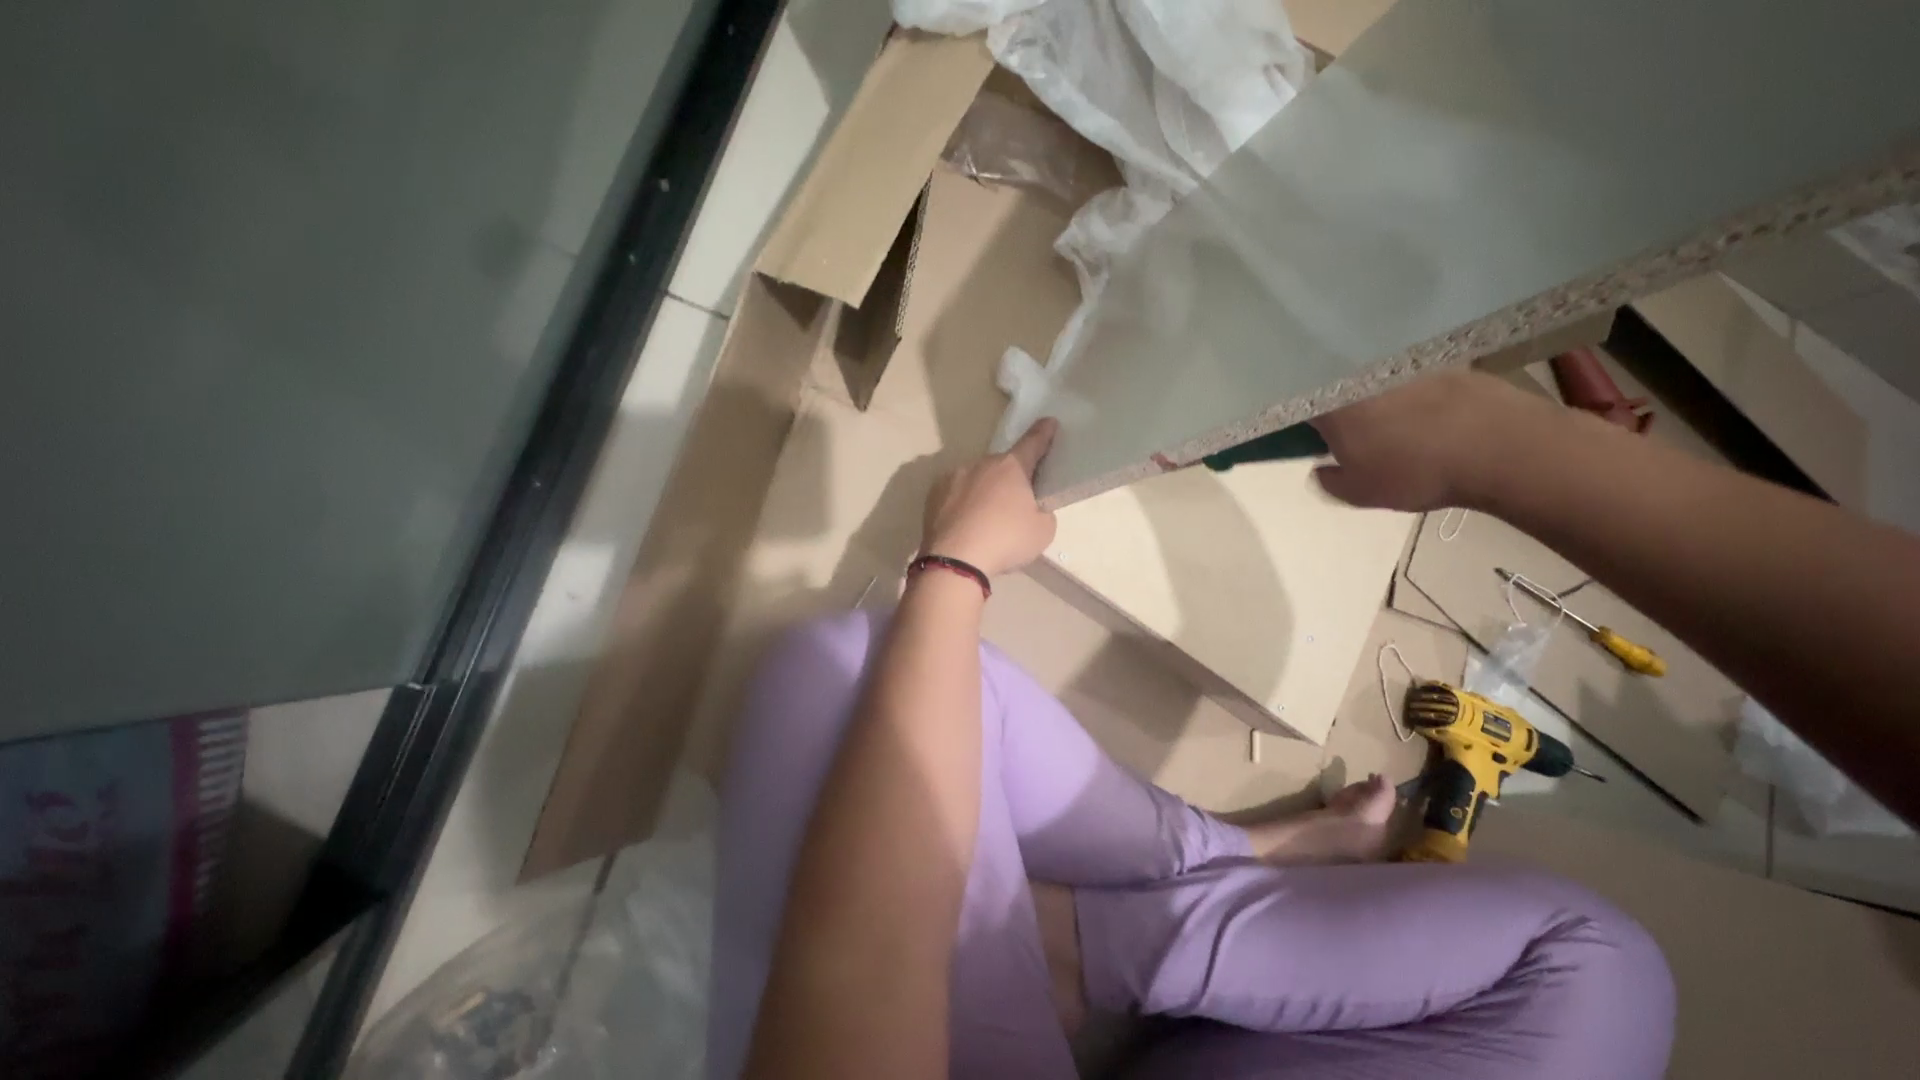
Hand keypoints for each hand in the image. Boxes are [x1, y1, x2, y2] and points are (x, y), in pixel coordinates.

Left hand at [921, 419, 1058, 576]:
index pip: (1033, 443)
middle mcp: (981, 463)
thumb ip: (1042, 511)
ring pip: (976, 479)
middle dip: (1009, 479)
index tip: (1049, 423)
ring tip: (984, 521)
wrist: (955, 560)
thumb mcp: (1043, 530)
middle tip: (1013, 505)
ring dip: (983, 491)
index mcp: (1012, 467)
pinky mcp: (933, 494)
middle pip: (1002, 466)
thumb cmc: (1006, 541)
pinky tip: (964, 524)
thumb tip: (1030, 507)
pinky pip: (955, 493)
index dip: (1044, 433)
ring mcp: (954, 476)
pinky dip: (962, 503)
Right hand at [1310, 370, 1552, 512]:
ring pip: (1372, 374)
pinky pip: (1409, 372)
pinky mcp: (1442, 360)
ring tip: (1389, 420)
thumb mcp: (1361, 492)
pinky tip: (1425, 411)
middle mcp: (1362, 372)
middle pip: (1334, 380)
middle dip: (1332, 398)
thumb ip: (1331, 481)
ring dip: (1372, 391)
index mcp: (1333, 402)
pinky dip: (1409, 388)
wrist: (1499, 446)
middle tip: (1343, 426)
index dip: (1293, 413)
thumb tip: (1322, 469)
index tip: (1299, 429)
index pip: (1296, 399)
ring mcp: (1403, 362)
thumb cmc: (1416, 471)